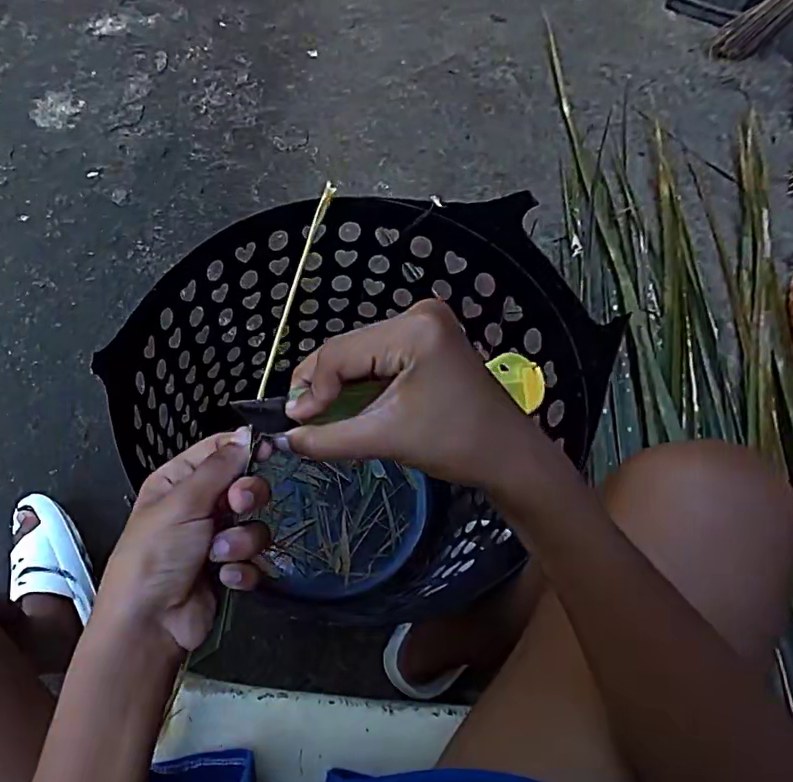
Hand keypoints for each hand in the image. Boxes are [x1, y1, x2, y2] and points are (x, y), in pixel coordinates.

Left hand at [96, 428, 271, 650]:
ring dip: (240, 542)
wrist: (150, 621)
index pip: (217, 452)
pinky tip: (223, 578)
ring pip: (254, 527)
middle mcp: (196, 509)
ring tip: (217, 555)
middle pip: (243, 487)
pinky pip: (253, 561)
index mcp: (177, 483)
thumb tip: (245, 436)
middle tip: (237, 507)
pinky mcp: (227, 570)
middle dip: (246, 499)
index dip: (243, 449)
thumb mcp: (182, 503)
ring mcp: (213, 541)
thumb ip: (218, 467)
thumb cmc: (152, 558)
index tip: (267, 449)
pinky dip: (241, 570)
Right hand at [282, 298, 553, 489]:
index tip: (294, 423)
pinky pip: (373, 361)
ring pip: (355, 357)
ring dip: (334, 389)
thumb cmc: (454, 444)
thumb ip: (327, 439)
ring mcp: (423, 326)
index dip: (310, 390)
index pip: (338, 354)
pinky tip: (344, 409)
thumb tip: (285, 438)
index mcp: (414, 329)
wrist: (507, 455)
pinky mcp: (424, 342)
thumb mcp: (383, 439)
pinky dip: (355, 387)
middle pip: (344, 350)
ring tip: (318, 419)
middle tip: (300, 422)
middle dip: (319, 388)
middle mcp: (418, 315)